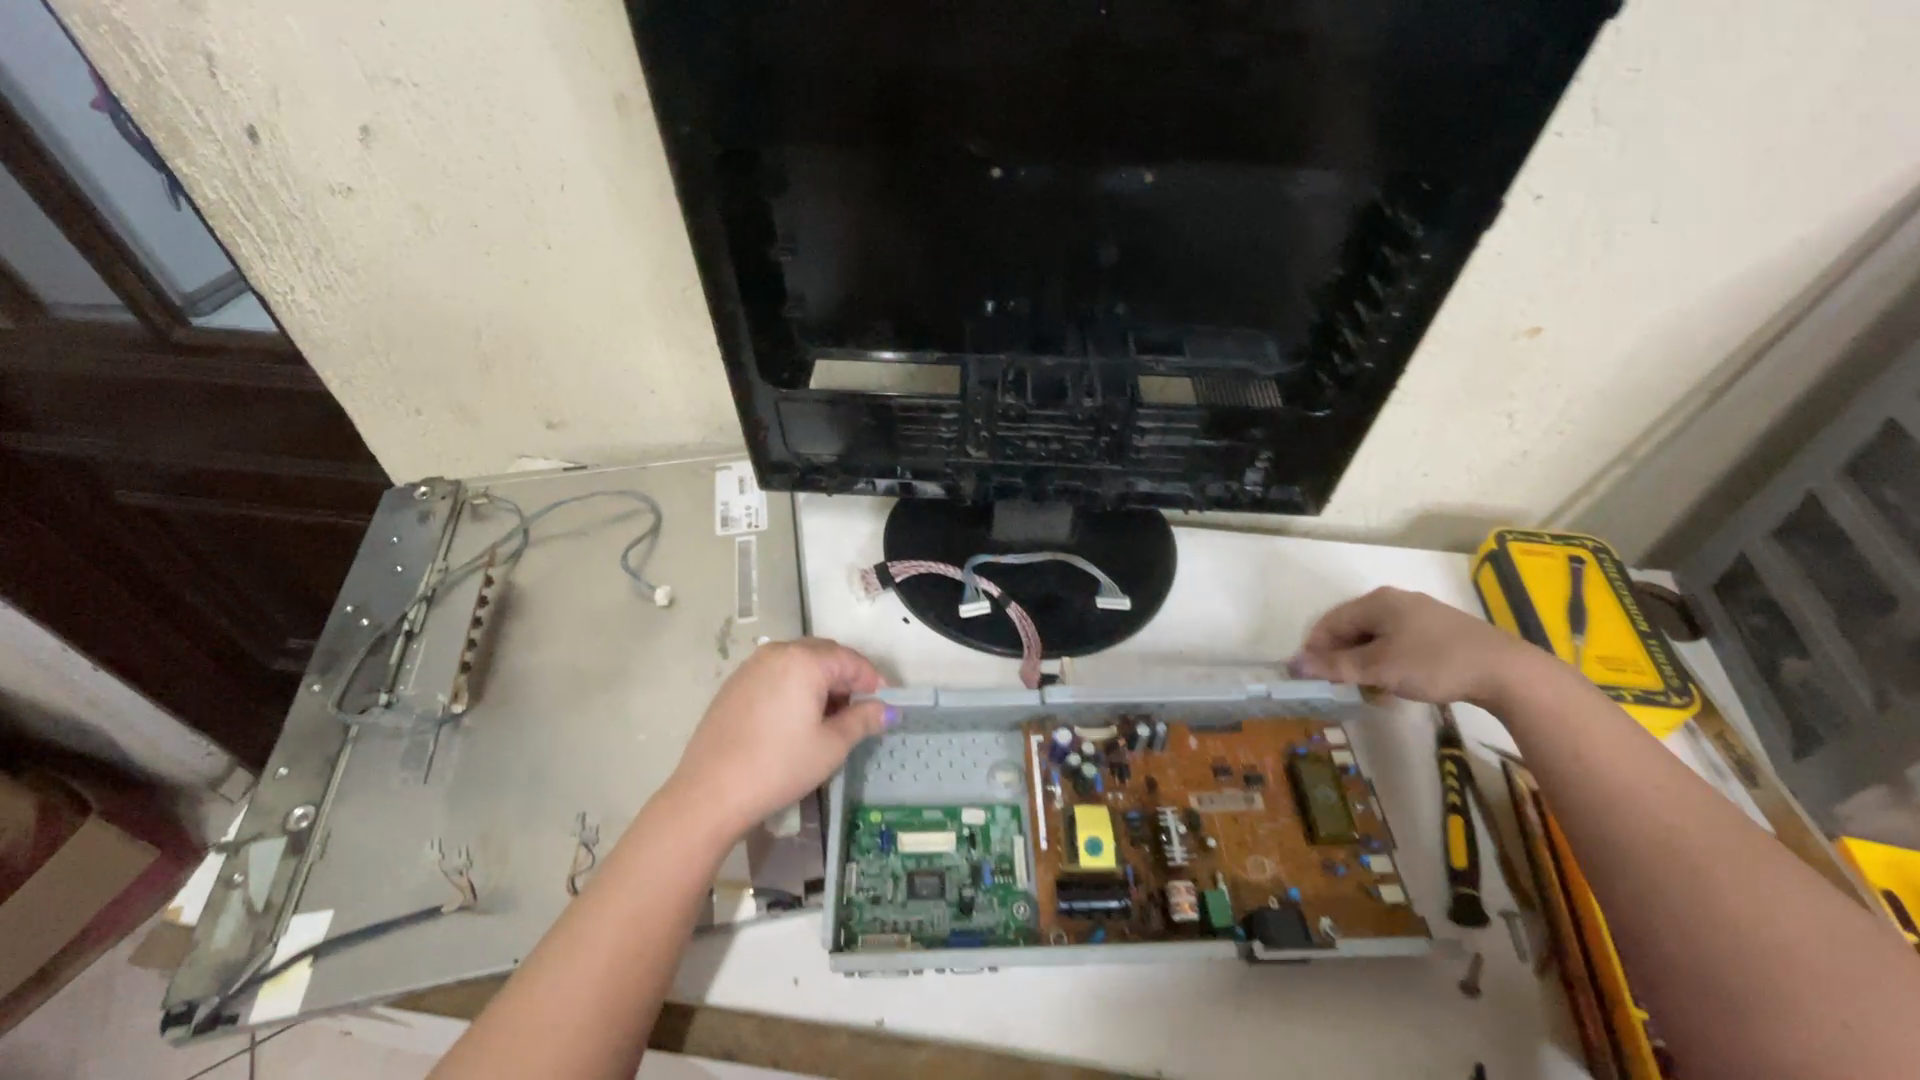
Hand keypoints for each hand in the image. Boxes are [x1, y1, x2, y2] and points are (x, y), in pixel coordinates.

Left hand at [663, 638, 892, 841]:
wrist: (711, 791)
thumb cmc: (780, 766)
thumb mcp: (831, 746)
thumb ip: (863, 720)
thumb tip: (886, 710)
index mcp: (804, 660)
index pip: (850, 660)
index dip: (872, 680)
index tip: (885, 704)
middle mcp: (776, 652)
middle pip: (824, 655)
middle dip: (846, 678)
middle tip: (860, 710)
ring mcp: (751, 667)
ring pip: (798, 663)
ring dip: (820, 682)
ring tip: (830, 717)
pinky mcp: (734, 685)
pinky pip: (776, 675)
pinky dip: (794, 688)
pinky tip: (797, 719)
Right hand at [1288, 587, 1556, 708]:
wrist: (1506, 671)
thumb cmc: (1434, 663)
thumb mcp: (1378, 668)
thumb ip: (1334, 666)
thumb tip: (1293, 665)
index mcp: (1377, 602)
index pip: (1329, 622)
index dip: (1314, 650)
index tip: (1311, 679)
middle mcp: (1395, 601)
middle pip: (1352, 629)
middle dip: (1340, 659)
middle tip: (1340, 688)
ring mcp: (1419, 615)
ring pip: (1375, 639)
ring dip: (1364, 665)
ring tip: (1369, 691)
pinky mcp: (1439, 632)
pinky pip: (1398, 644)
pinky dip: (1387, 663)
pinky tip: (1396, 685)